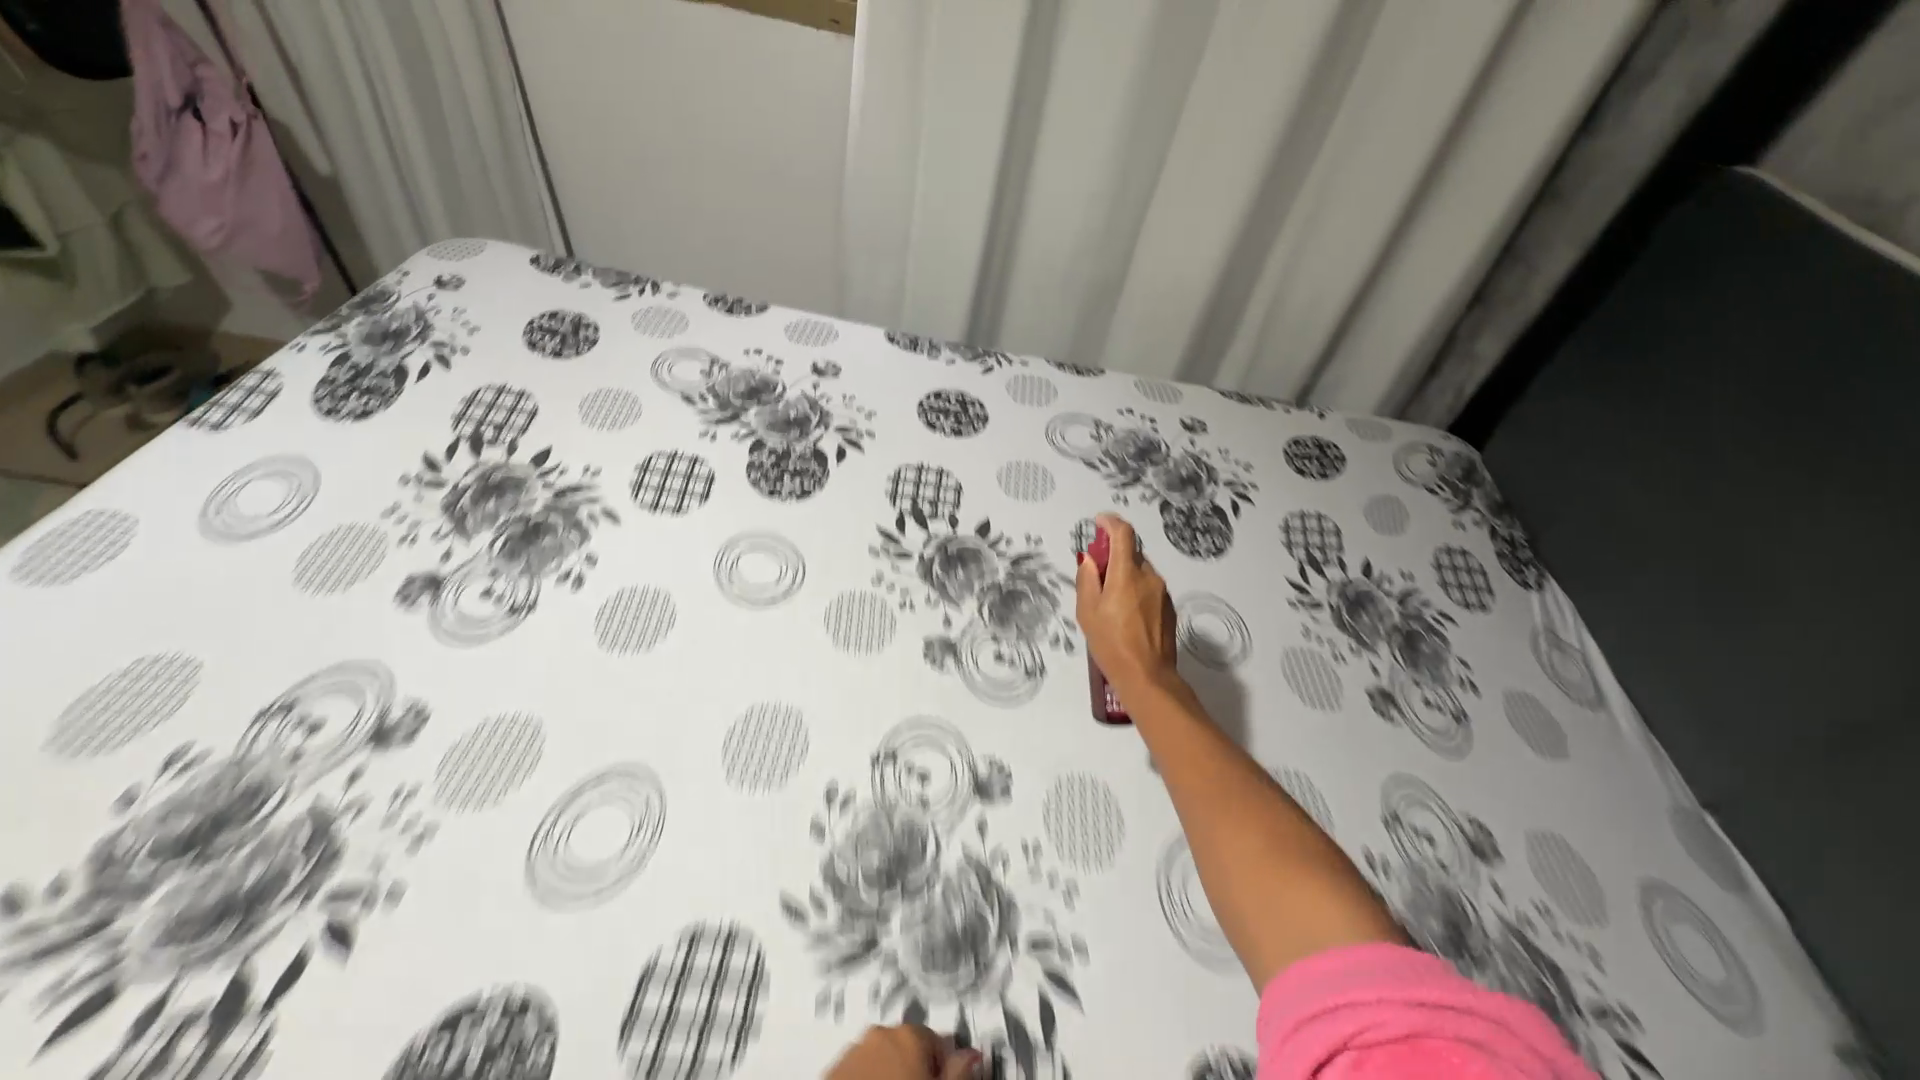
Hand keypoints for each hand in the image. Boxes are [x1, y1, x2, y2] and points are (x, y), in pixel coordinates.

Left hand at [824, 1025, 981, 1079]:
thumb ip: (959, 1070)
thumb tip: (972, 1056)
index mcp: (910, 1035)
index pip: (939, 1040)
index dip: (943, 1065)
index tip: (942, 1079)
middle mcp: (880, 1034)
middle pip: (909, 1044)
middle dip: (916, 1066)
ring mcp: (854, 1049)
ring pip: (882, 1055)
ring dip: (890, 1071)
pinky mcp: (834, 1068)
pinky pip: (859, 1067)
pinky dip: (867, 1077)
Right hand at [1075, 514, 1179, 695]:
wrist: (1148, 676)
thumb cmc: (1111, 644)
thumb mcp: (1087, 612)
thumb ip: (1087, 579)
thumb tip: (1089, 559)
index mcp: (1127, 574)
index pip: (1123, 533)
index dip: (1110, 522)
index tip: (1099, 521)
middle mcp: (1149, 577)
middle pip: (1131, 554)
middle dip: (1113, 556)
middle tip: (1095, 575)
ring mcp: (1162, 593)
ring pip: (1140, 572)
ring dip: (1124, 575)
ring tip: (1108, 602)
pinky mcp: (1169, 608)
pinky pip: (1149, 589)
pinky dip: (1136, 591)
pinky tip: (1125, 616)